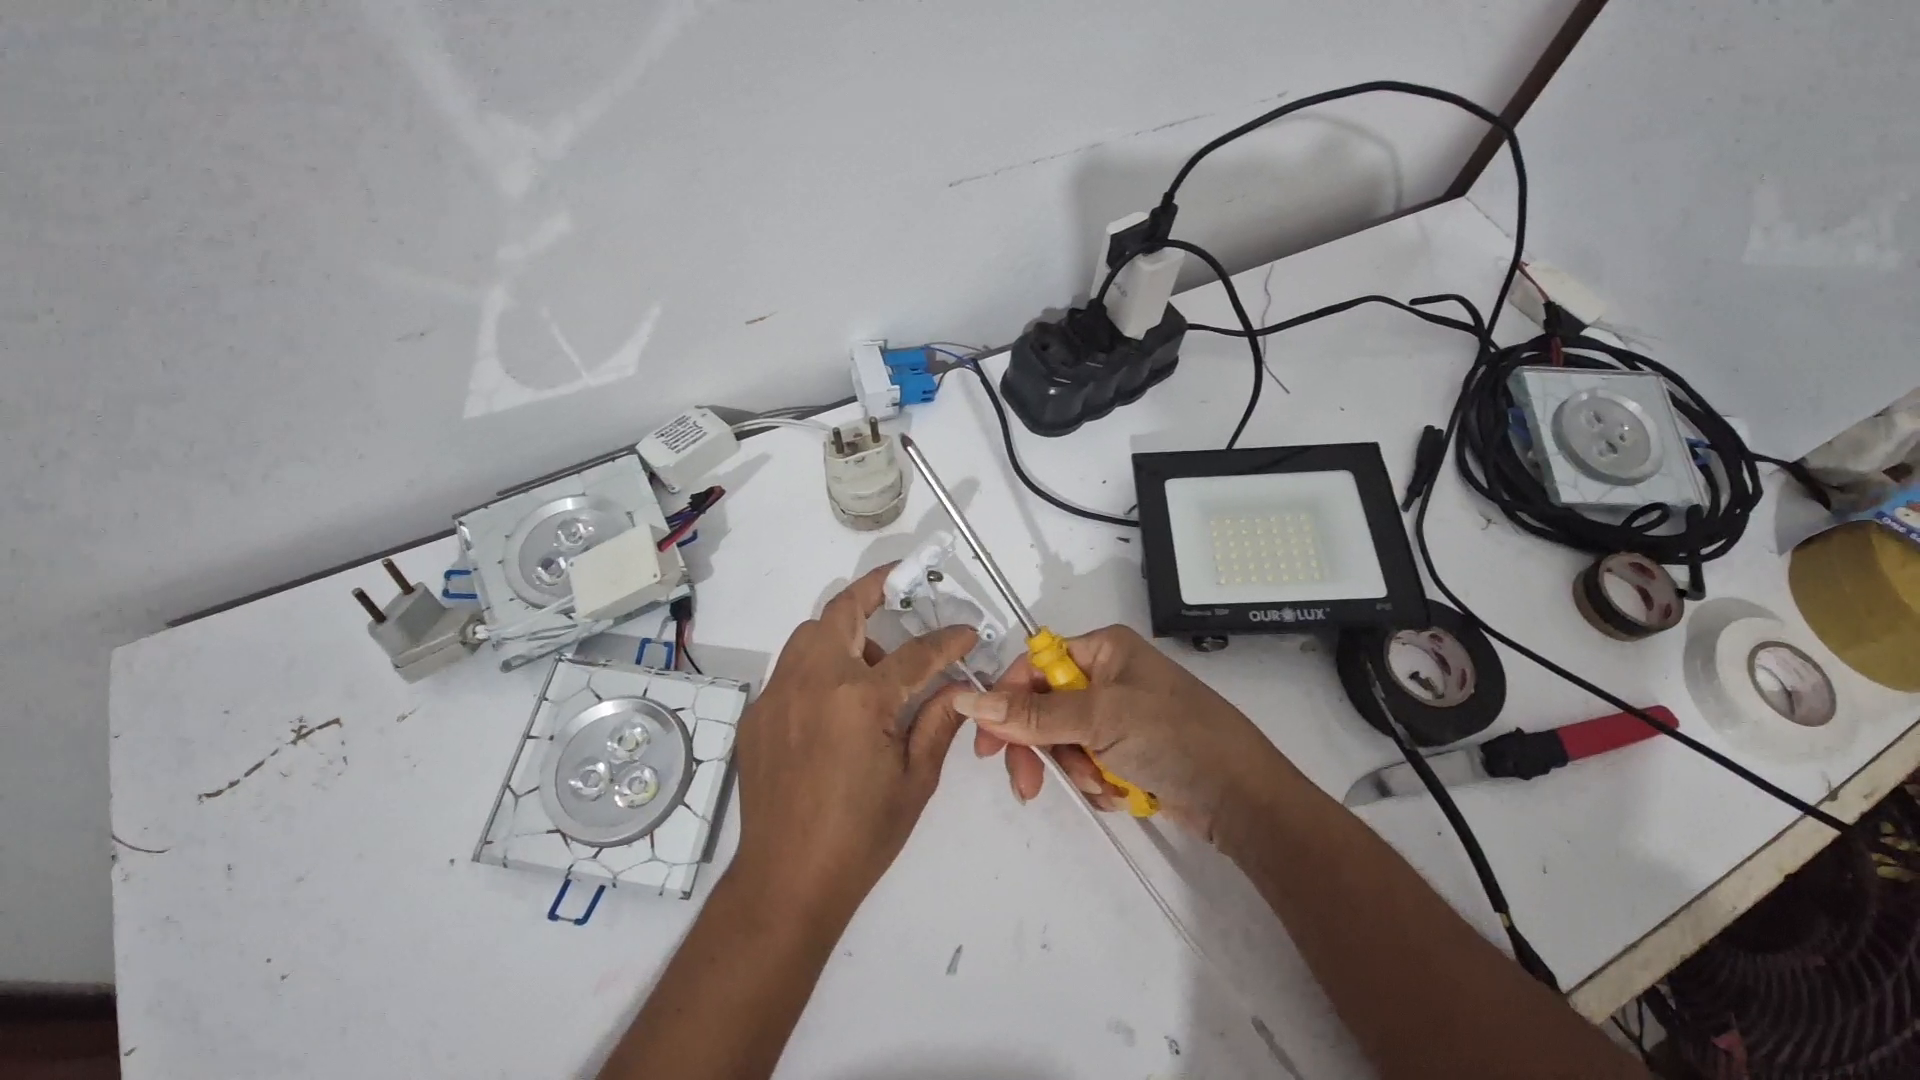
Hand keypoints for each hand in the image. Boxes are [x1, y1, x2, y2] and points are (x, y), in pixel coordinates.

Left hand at [730, 564, 977, 914]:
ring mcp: (776, 696)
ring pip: (809, 635)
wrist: (787, 880)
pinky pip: (790, 671)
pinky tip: (836, 707)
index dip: (947, 639)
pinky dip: (818, 670)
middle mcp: (812, 682)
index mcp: (858, 699)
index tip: (966, 632)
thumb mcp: (915, 780)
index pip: (914, 652)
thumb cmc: (861, 836)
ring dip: (844, 633)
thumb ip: (938, 722)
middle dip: (876, 592)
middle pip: (842, 611)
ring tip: (873, 666)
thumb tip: (961, 686)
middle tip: (903, 589)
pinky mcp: (756, 715)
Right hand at [958, 625, 1288, 841]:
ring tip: (1102, 784)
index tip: (987, 743)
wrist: (1241, 795)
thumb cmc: (1173, 737)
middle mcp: (1108, 677)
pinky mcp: (1128, 752)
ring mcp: (1119, 717)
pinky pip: (1087, 765)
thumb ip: (1032, 714)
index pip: (1034, 666)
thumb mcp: (1100, 719)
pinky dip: (1096, 782)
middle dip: (1041, 748)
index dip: (1007, 701)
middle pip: (1042, 709)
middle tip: (1029, 784)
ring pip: (1063, 743)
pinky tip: (1121, 792)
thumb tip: (968, 701)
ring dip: (1075, 769)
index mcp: (1103, 650)